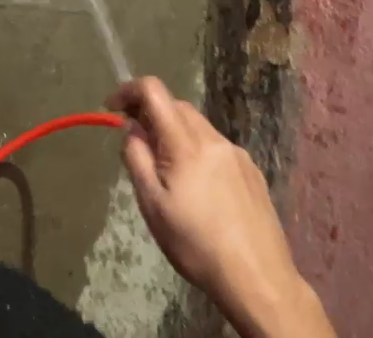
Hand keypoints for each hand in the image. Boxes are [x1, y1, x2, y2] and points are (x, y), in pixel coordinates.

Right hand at [108, 77, 332, 337]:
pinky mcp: (252, 172)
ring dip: (174, 132)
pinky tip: (197, 186)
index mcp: (186, 144)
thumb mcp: (152, 205)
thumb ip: (136, 157)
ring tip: (165, 168)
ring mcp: (238, 155)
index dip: (128, 91)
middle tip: (135, 140)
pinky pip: (216, 146)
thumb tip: (132, 128)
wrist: (259, 281)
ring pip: (197, 126)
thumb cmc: (196, 245)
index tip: (113, 109)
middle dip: (150, 113)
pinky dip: (197, 150)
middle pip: (177, 106)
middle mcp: (214, 140)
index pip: (154, 91)